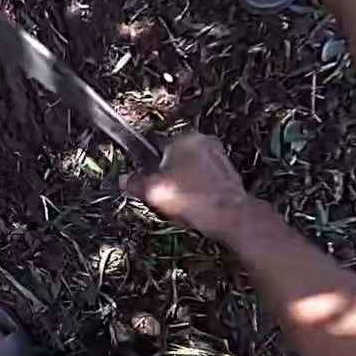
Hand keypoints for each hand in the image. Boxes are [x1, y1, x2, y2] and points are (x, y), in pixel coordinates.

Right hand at [126, 132, 261, 240]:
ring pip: (189, 171)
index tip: (146, 185)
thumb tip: (126, 179)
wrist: (229, 216)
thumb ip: (136, 183)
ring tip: (179, 205)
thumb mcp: (153, 191)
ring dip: (181, 185)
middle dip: (166, 177)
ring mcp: (219, 157)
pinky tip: (194, 206)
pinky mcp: (229, 173)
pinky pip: (203, 180)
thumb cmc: (192, 199)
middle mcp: (204, 142)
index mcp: (184, 139)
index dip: (147, 169)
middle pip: (173, 160)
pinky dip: (196, 191)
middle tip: (162, 198)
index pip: (156, 149)